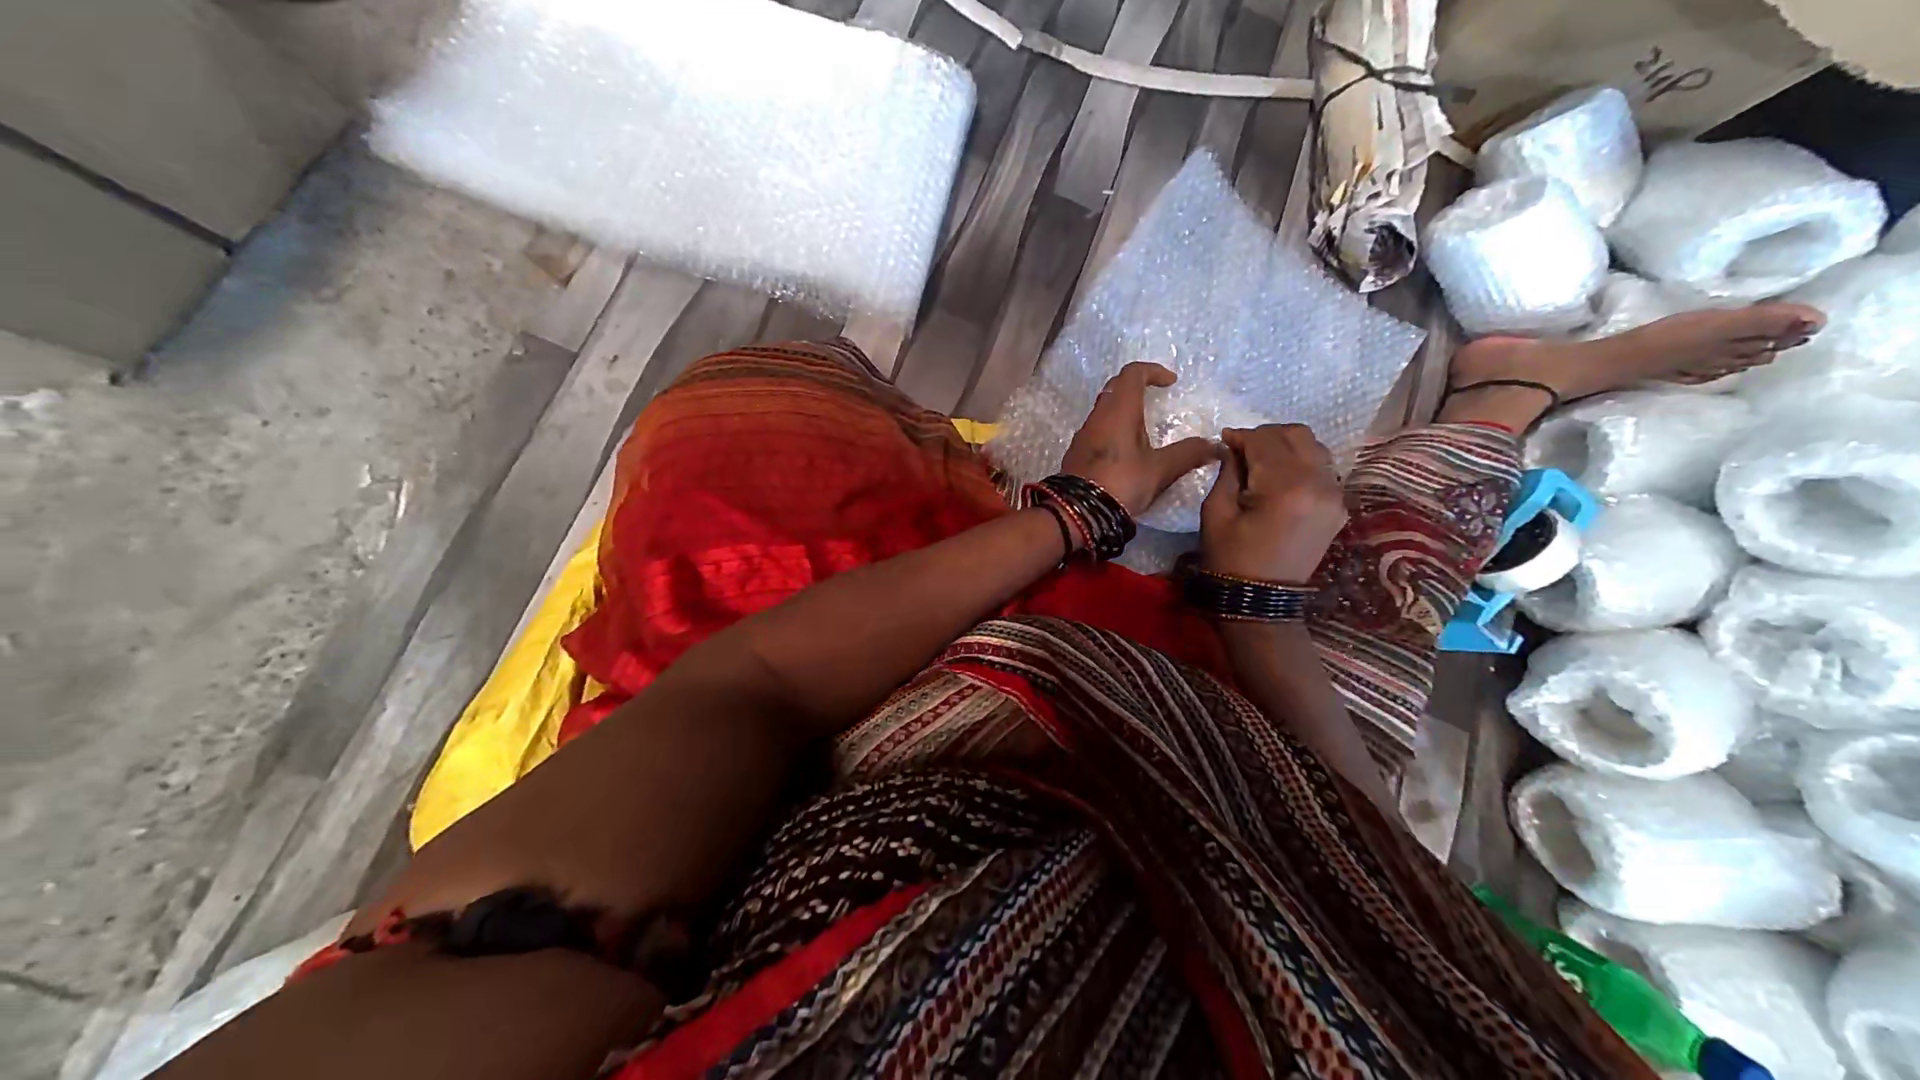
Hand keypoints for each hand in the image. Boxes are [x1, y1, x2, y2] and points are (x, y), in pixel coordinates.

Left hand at [1060, 363, 1215, 515]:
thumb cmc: (1121, 483)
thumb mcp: (1160, 470)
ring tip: (1142, 426)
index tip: (1170, 382)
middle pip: (1115, 388)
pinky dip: (1112, 428)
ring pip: (1103, 409)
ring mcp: (1083, 434)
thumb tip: (1214, 446)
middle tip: (1155, 397)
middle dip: (1136, 387)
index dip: (1153, 371)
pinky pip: (1096, 429)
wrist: (1078, 512)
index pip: (1132, 374)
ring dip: (1123, 409)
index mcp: (1118, 411)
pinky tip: (1124, 449)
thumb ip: (1188, 454)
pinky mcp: (1076, 452)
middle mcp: (1097, 416)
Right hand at [1200, 425, 1347, 583]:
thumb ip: (1227, 472)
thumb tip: (1232, 449)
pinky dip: (1302, 464)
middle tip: (1242, 449)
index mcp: (1285, 486)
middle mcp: (1319, 483)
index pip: (1265, 440)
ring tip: (1262, 462)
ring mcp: (1335, 495)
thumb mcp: (1216, 512)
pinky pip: (1323, 469)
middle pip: (1296, 435)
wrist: (1262, 600)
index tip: (1224, 440)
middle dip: (1266, 436)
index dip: (1241, 436)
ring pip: (1314, 448)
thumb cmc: (1231, 558)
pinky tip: (1281, 478)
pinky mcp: (1338, 507)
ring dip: (1286, 447)